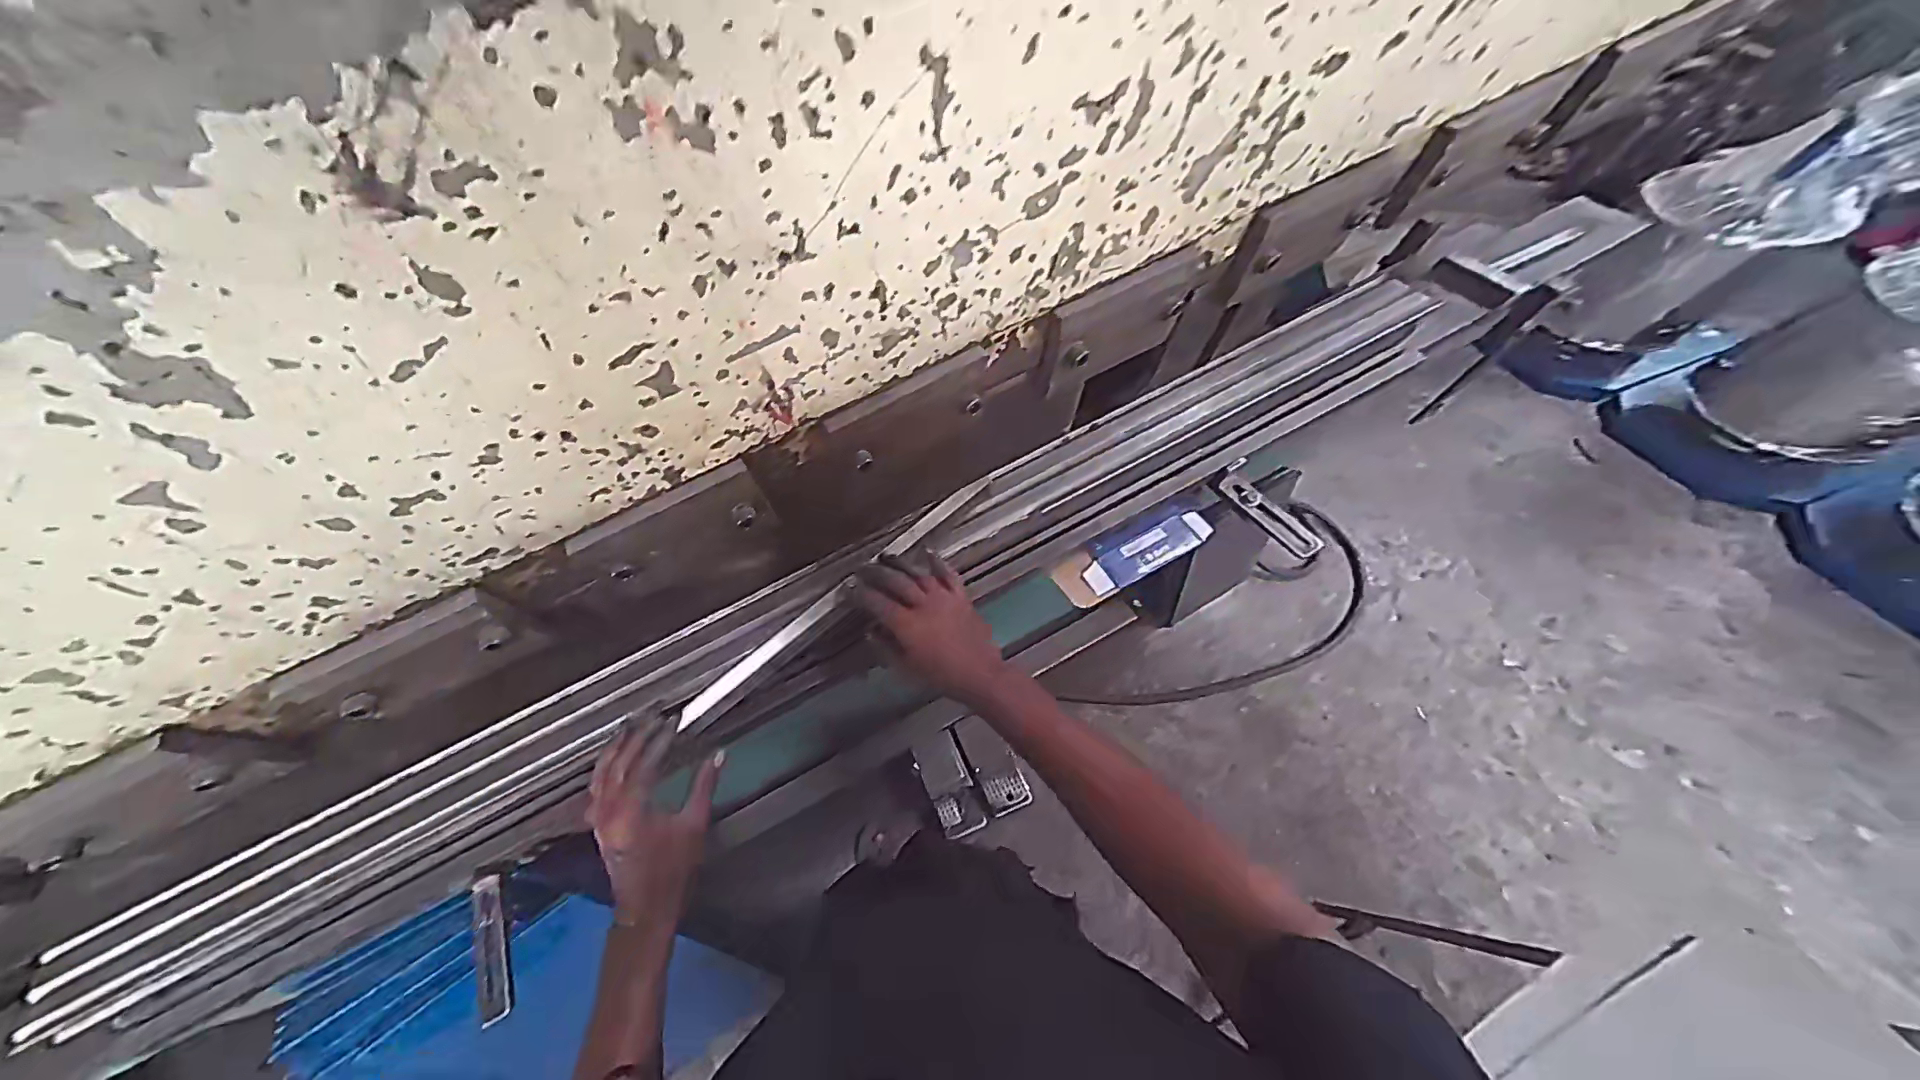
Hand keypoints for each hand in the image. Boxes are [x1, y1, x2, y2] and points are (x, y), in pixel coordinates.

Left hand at [586, 714, 723, 927]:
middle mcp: (608, 813)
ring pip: (601, 774)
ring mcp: (599, 820)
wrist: (646, 907)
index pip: (643, 764)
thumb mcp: (694, 825)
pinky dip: (605, 767)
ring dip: (616, 748)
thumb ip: (704, 786)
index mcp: (631, 812)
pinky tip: (615, 757)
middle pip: (617, 764)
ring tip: (630, 728)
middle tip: (653, 718)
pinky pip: (596, 787)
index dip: (659, 741)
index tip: (673, 724)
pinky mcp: (598, 825)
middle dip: (636, 738)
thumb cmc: (673, 870)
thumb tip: (716, 754)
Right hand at [855, 554, 1014, 705]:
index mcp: (907, 624)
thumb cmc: (941, 675)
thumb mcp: (907, 668)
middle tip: (862, 568)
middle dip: (875, 573)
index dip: (861, 595)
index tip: (849, 589)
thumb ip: (886, 647)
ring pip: (918, 574)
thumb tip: (871, 630)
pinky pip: (948, 574)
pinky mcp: (961, 597)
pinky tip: (927, 552)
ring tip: (885, 558)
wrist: (980, 674)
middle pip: (895, 582)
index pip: (878, 603)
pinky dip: (937, 561)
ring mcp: (944, 597)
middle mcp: (923, 604)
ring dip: (900, 564)